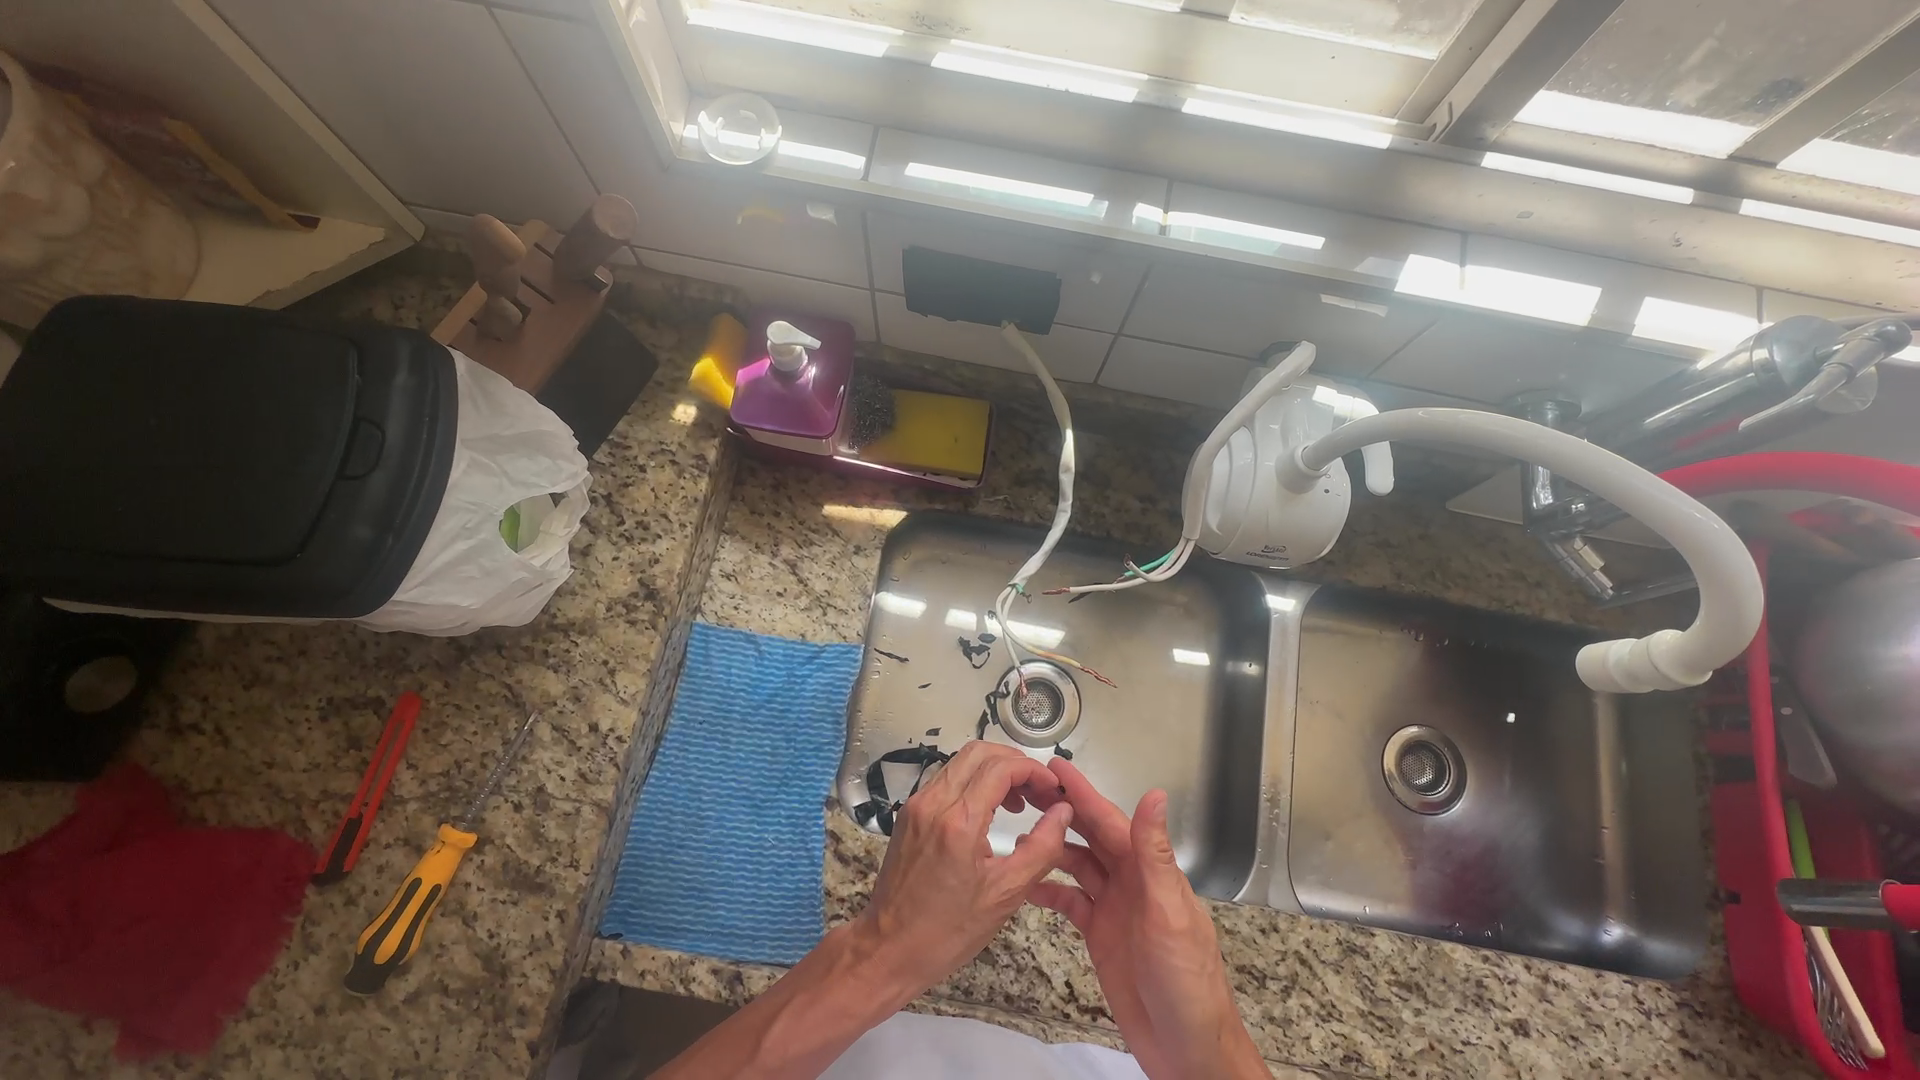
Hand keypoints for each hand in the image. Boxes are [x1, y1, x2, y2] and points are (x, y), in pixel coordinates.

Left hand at [855, 741, 1073, 996]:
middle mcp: (933, 802)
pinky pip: (946, 781)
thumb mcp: (1006, 893)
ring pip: (960, 763)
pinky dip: (973, 783)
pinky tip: (989, 812)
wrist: (889, 949)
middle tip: (1038, 790)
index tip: (1053, 789)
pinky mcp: (909, 814)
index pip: (1001, 768)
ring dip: (993, 771)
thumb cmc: (949, 930)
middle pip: (978, 753)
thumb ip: (1042, 847)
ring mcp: (916, 805)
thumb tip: (1064, 811)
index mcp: (958, 821)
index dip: (1033, 770)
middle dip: (1014, 762)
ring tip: (1019, 803)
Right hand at [1031, 759, 1265, 1079]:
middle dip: (1061, 813)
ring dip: (1051, 850)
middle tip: (1025, 793)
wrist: (1186, 1047)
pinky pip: (1071, 903)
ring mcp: (1114, 908)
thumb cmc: (1186, 980)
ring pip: (1077, 866)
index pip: (1109, 820)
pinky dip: (1049, 892)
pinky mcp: (1101, 935)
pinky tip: (1025, 886)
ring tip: (1018, 838)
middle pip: (1090, 836)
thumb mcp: (1169, 912)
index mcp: (1148, 870)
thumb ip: (1155, 854)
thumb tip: (1155, 794)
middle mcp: (1130, 882)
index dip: (1082, 792)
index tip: (1055, 766)